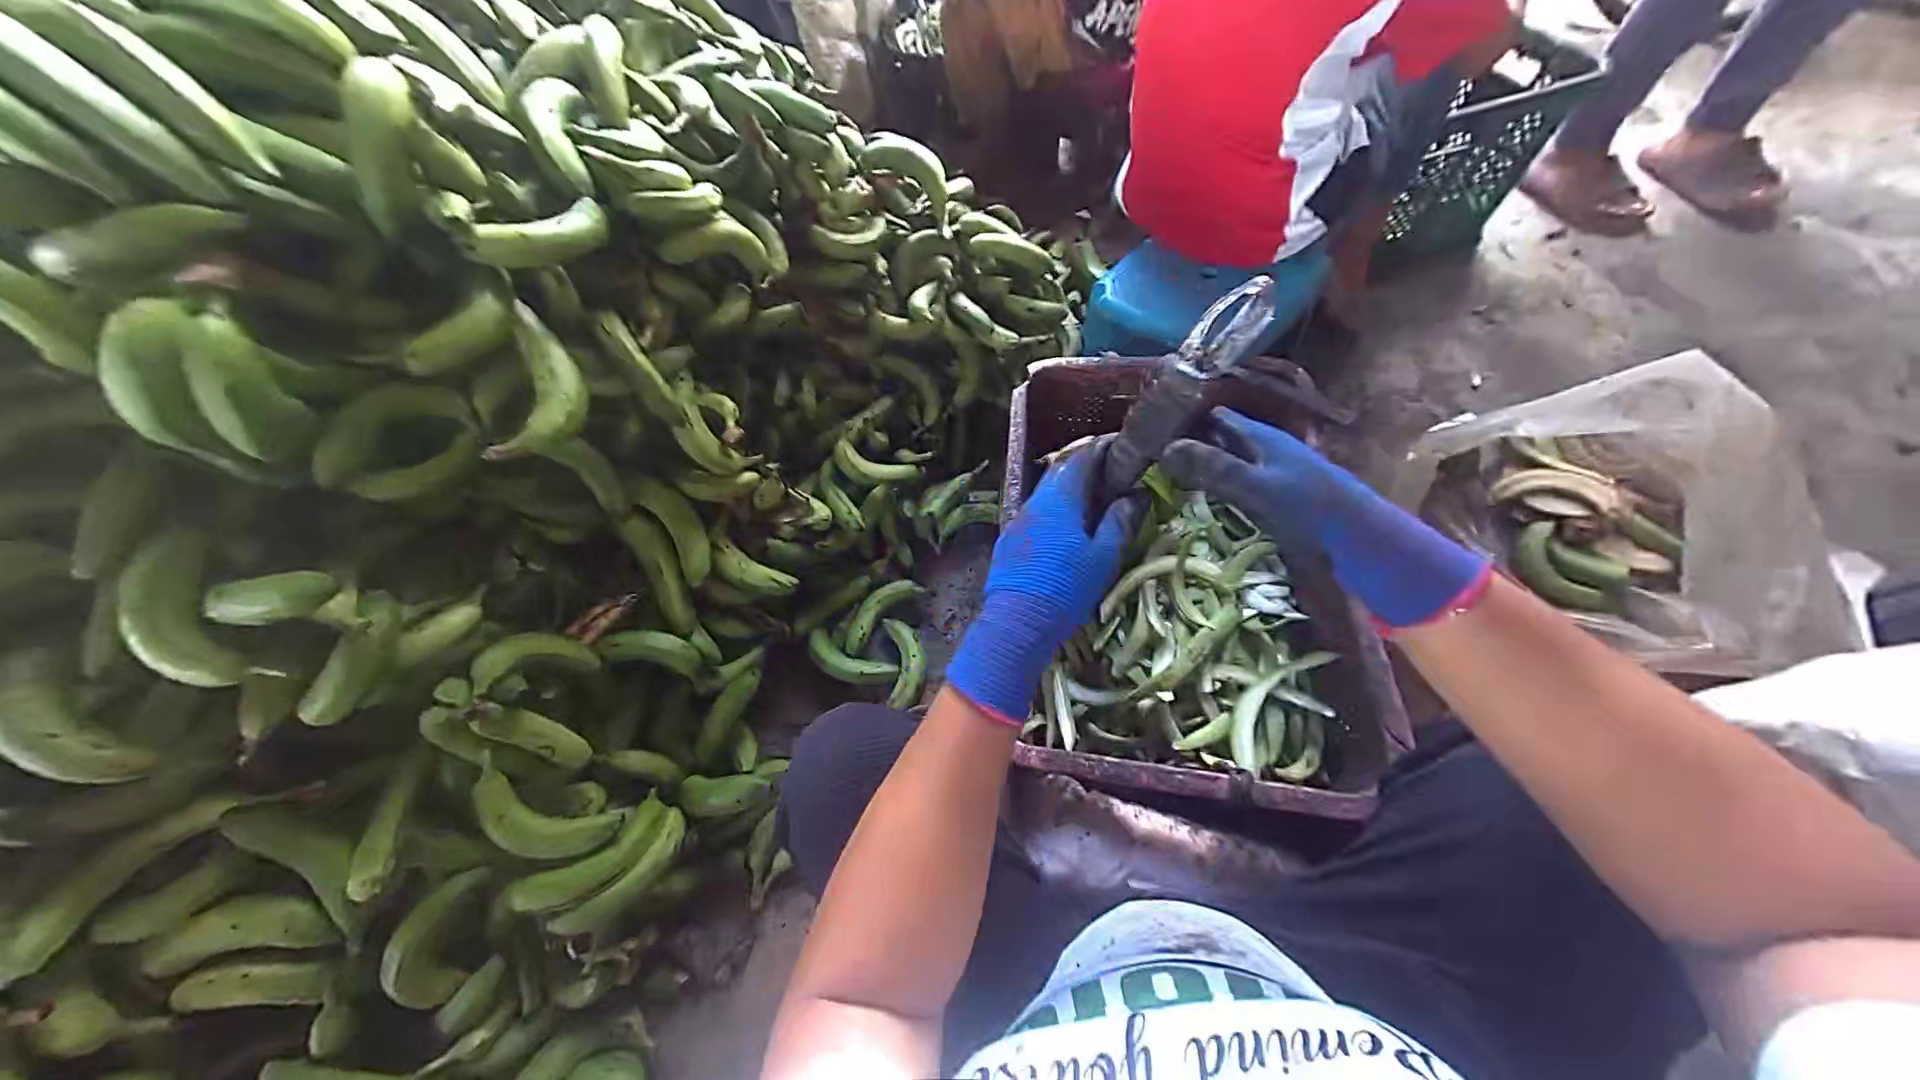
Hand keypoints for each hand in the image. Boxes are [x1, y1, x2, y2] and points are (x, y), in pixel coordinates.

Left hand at [945, 438, 1144, 722]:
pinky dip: (1056, 511)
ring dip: (1070, 490)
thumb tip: (1136, 494)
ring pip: (1047, 493)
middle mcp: (1034, 502)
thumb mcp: (1103, 556)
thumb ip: (1120, 521)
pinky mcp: (1010, 540)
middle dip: (1087, 467)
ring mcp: (1018, 520)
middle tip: (1113, 474)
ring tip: (1095, 501)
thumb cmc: (1066, 588)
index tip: (1124, 449)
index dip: (1105, 448)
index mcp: (1059, 498)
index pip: (1082, 456)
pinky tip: (1068, 528)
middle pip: (1061, 470)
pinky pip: (1037, 513)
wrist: (1017, 622)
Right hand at [1161, 409, 1488, 627]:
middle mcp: (1265, 449)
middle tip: (1148, 457)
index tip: (1150, 430)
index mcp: (1260, 436)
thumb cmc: (1309, 507)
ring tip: (1164, 478)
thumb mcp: (1256, 485)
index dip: (1186, 418)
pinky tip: (1200, 500)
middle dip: (1189, 444)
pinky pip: (1236, 484)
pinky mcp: (1275, 497)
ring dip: (1201, 467)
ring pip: (1226, 461)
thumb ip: (1214, 467)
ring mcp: (1271, 473)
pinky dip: (1216, 487)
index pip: (1215, 416)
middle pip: (1219, 439)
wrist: (1358, 540)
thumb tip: (1166, 448)